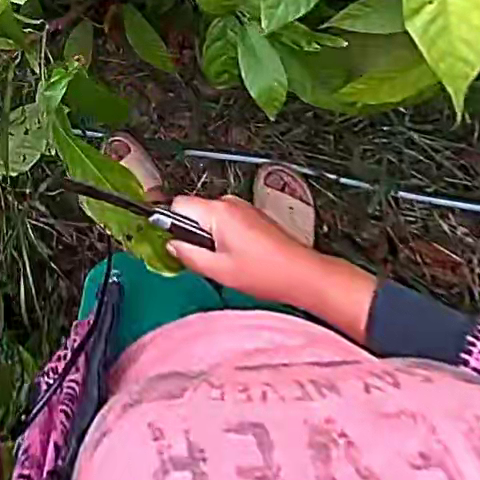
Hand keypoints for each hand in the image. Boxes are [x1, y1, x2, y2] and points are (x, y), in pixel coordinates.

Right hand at [167, 194, 378, 343]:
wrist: (307, 276)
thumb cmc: (269, 273)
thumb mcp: (220, 271)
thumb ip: (188, 255)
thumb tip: (172, 246)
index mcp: (217, 212)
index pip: (177, 204)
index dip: (172, 223)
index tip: (174, 239)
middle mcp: (229, 203)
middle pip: (194, 209)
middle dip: (194, 231)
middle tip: (206, 256)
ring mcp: (243, 208)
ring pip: (210, 215)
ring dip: (210, 234)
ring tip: (227, 259)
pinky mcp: (253, 215)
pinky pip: (226, 218)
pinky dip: (226, 234)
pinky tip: (240, 255)